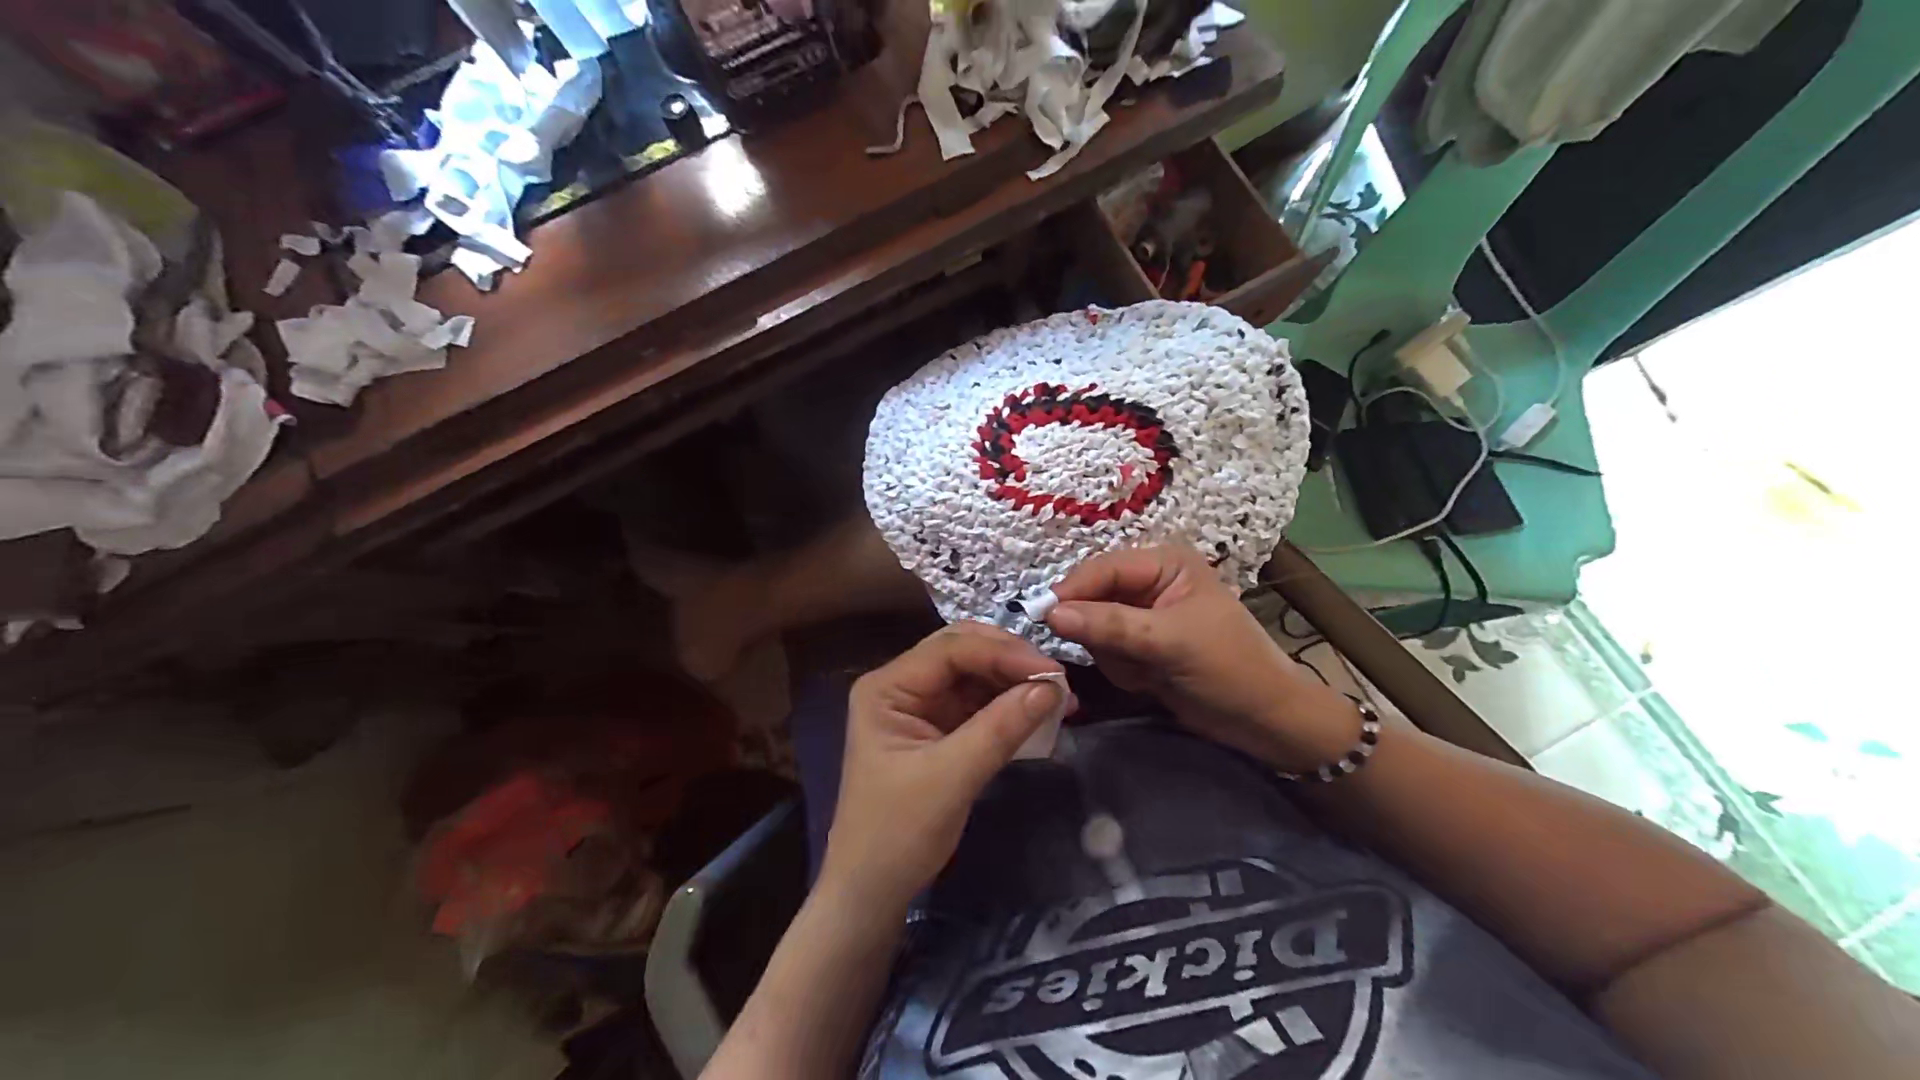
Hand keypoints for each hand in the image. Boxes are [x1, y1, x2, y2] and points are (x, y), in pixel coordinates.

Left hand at [822, 623, 1072, 912]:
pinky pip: (978, 704)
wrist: (871, 890)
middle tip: (1057, 680)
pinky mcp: (938, 729)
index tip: (1052, 672)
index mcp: (887, 687)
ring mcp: (920, 707)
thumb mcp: (950, 778)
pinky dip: (1009, 707)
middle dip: (1010, 661)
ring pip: (974, 676)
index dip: (1004, 653)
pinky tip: (1040, 715)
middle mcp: (901, 686)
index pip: (951, 649)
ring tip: (1060, 697)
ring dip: (1014, 683)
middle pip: (963, 652)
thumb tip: (1053, 688)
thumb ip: (1000, 729)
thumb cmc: (897, 833)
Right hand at [1044, 545, 1359, 772]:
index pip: (1103, 568)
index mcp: (1165, 563)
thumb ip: (1110, 625)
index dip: (1073, 590)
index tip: (1046, 616)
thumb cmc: (1230, 668)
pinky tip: (1149, 681)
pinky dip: (1121, 670)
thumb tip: (1051, 613)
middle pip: (1093, 597)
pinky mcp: (1140, 647)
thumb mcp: (1169, 641)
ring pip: (1094, 629)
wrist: (1265, 723)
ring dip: (1114, 656)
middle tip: (1118, 655)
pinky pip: (1106, 653)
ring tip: (1146, 671)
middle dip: (1101, 632)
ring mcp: (1143, 617)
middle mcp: (1149, 583)